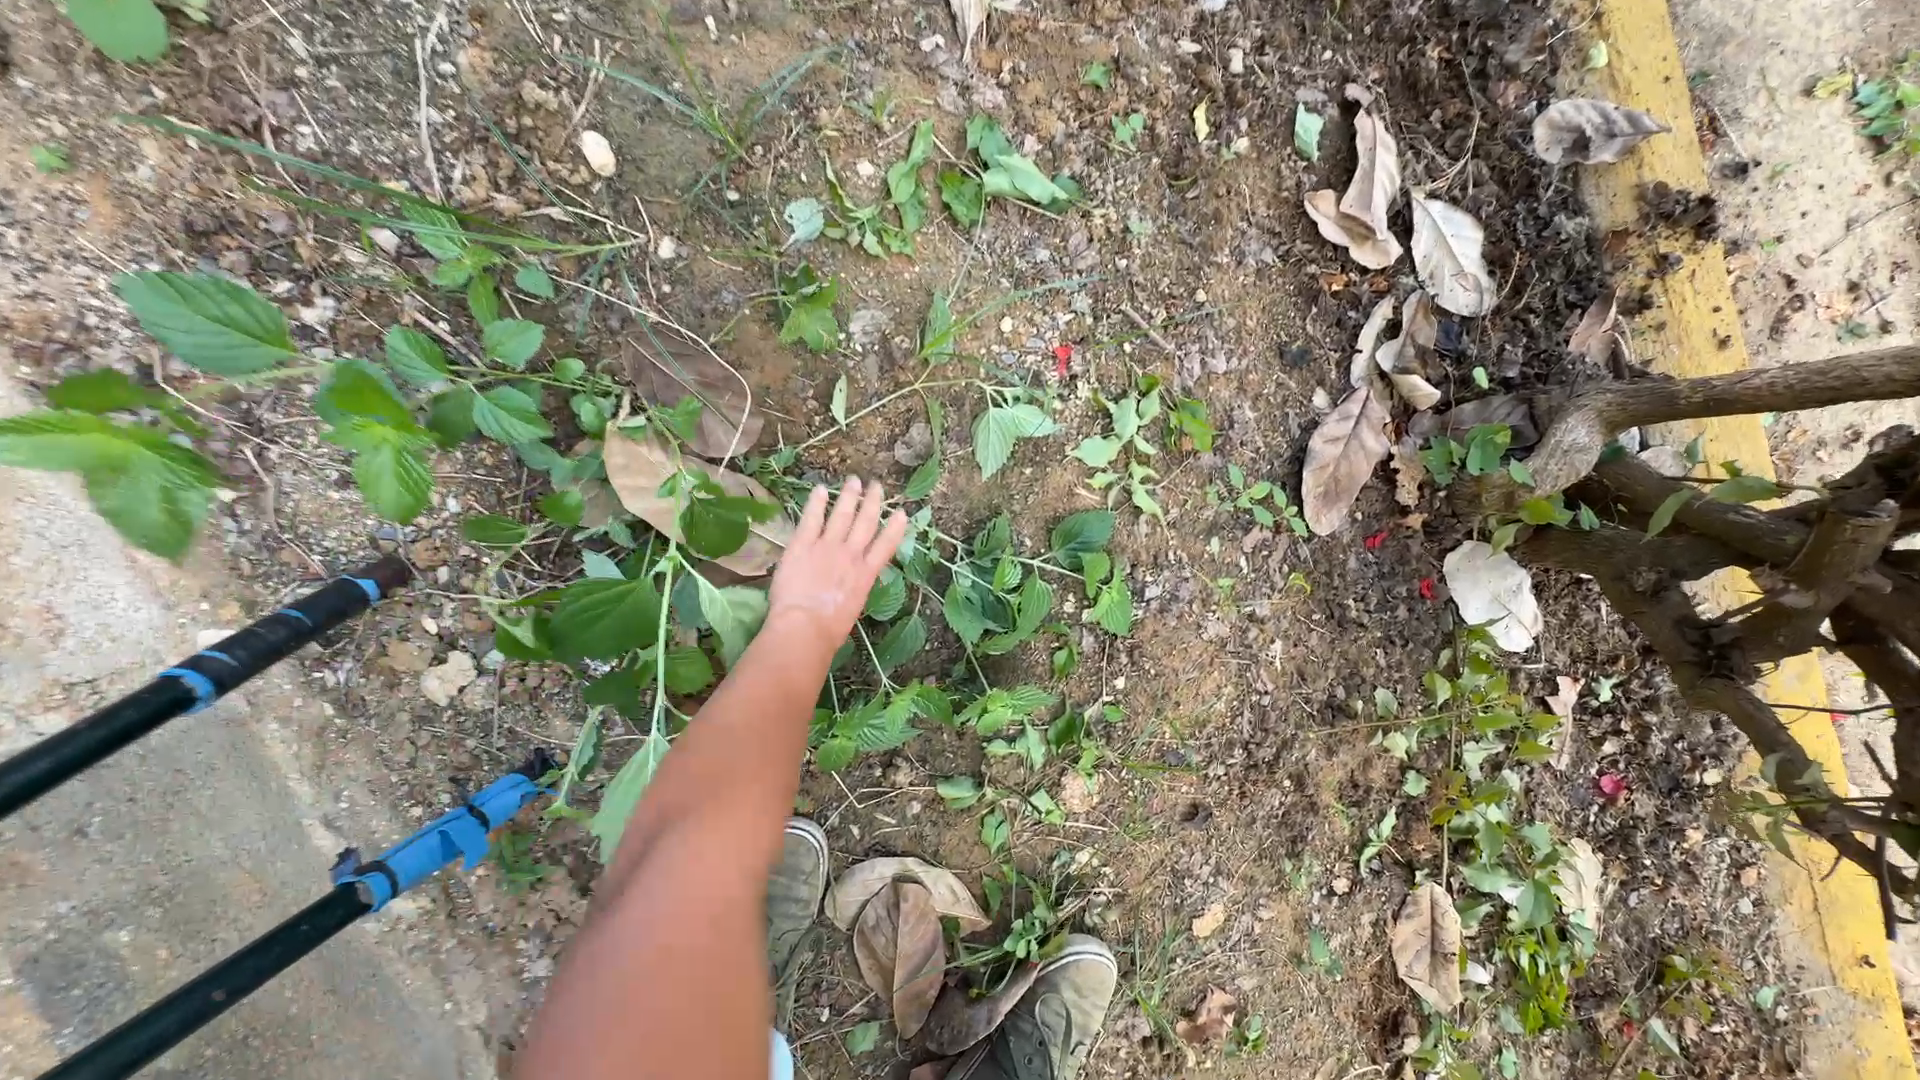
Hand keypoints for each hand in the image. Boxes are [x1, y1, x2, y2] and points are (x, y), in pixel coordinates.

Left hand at [767, 477, 908, 643]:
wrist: (805, 627)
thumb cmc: (829, 630)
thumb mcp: (852, 608)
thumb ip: (853, 589)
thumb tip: (850, 585)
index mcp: (866, 574)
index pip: (886, 545)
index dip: (895, 527)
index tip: (901, 512)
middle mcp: (850, 555)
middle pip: (865, 522)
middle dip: (872, 502)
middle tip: (877, 485)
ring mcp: (827, 547)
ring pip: (842, 515)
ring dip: (849, 496)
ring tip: (854, 480)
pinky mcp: (802, 545)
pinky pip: (812, 519)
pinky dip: (817, 503)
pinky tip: (821, 489)